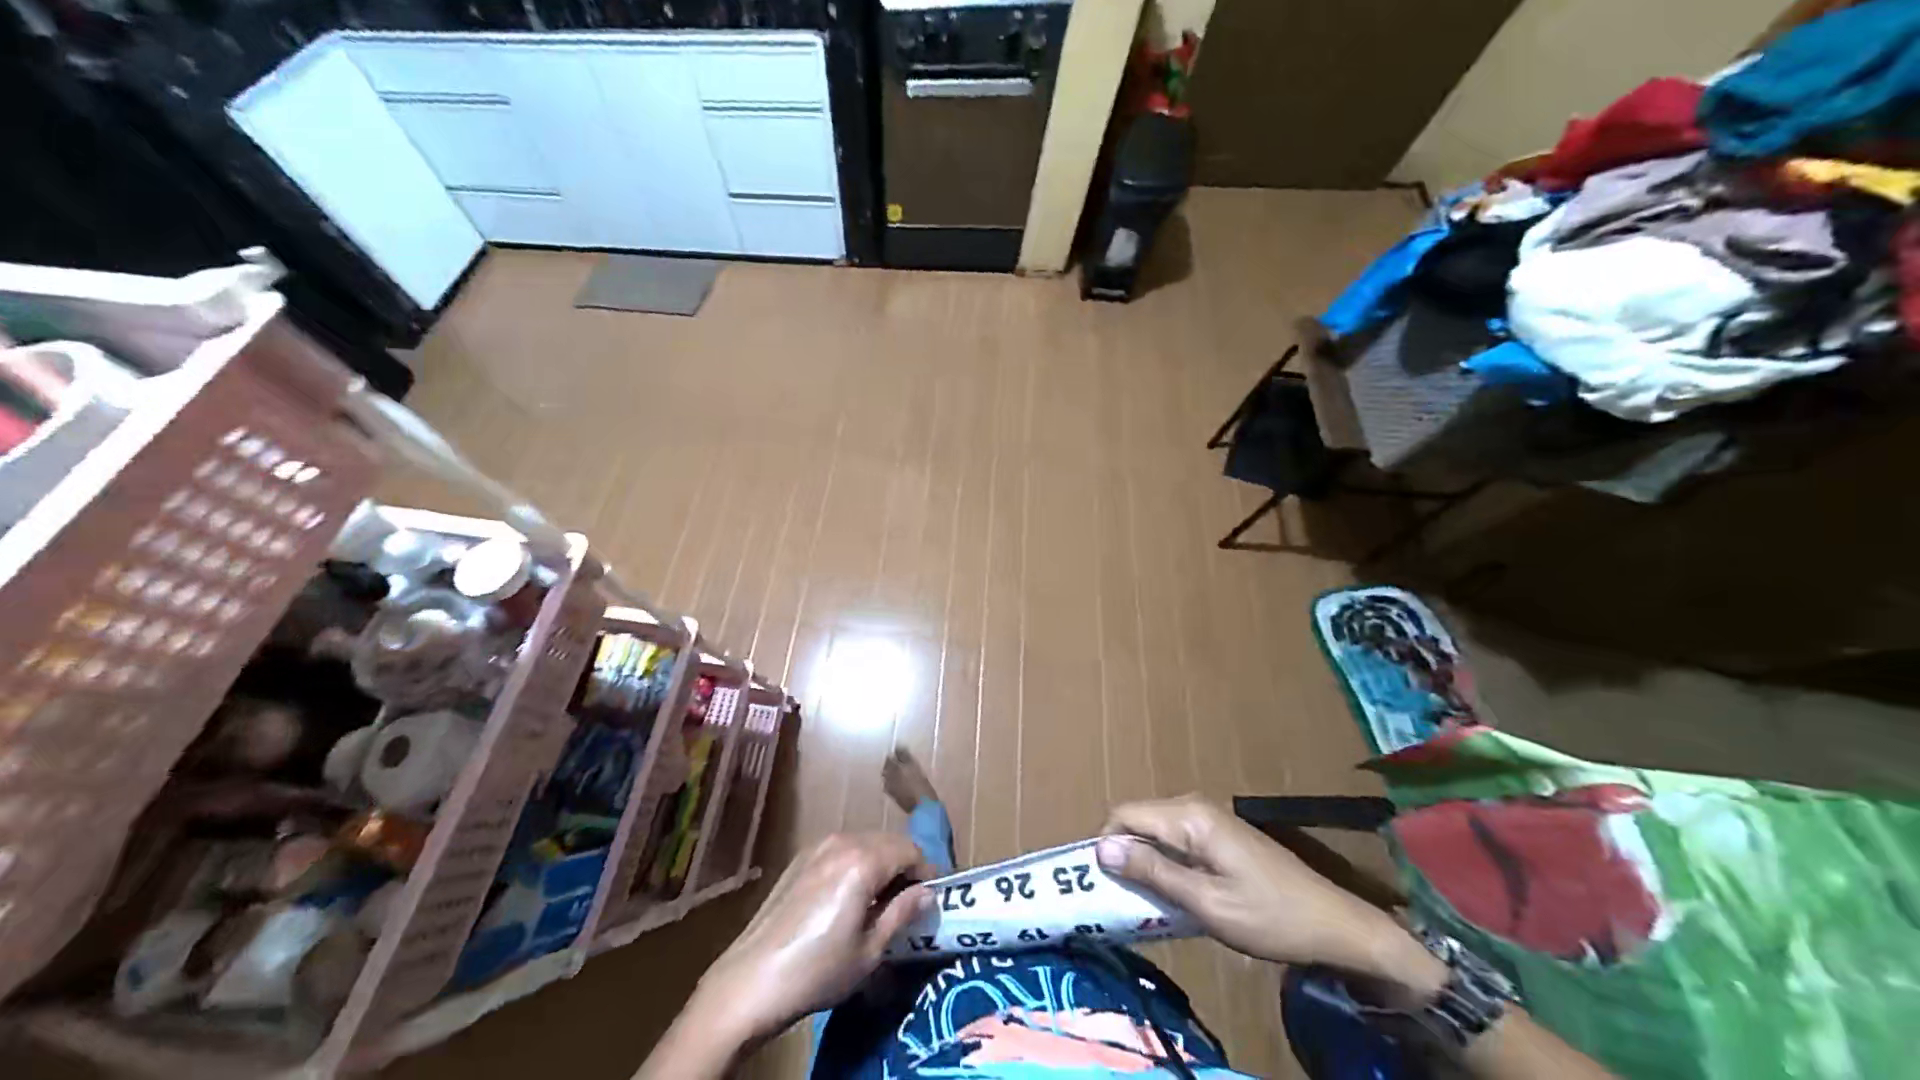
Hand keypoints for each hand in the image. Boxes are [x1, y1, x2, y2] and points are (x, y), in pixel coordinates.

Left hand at [686, 832, 932, 1045]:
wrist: (751, 980)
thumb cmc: (818, 970)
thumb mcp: (870, 950)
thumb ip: (902, 913)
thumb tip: (926, 893)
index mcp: (864, 860)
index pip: (911, 851)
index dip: (927, 873)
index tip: (932, 898)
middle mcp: (842, 841)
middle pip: (888, 842)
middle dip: (905, 866)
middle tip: (910, 901)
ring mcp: (817, 846)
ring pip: (864, 843)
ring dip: (880, 863)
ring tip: (881, 900)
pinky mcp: (800, 858)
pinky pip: (841, 850)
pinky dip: (856, 864)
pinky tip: (850, 897)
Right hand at [1097, 796, 1442, 997]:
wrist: (1334, 925)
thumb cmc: (1268, 917)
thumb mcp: (1205, 902)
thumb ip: (1153, 872)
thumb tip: (1101, 848)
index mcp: (1190, 817)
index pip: (1125, 814)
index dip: (1106, 845)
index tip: (1103, 884)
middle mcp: (1195, 806)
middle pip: (1138, 819)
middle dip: (1123, 853)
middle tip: (1121, 896)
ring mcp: (1209, 818)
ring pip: (1155, 829)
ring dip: (1143, 860)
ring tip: (1144, 899)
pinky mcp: (1218, 833)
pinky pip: (1174, 838)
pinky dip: (1164, 861)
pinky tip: (1171, 892)